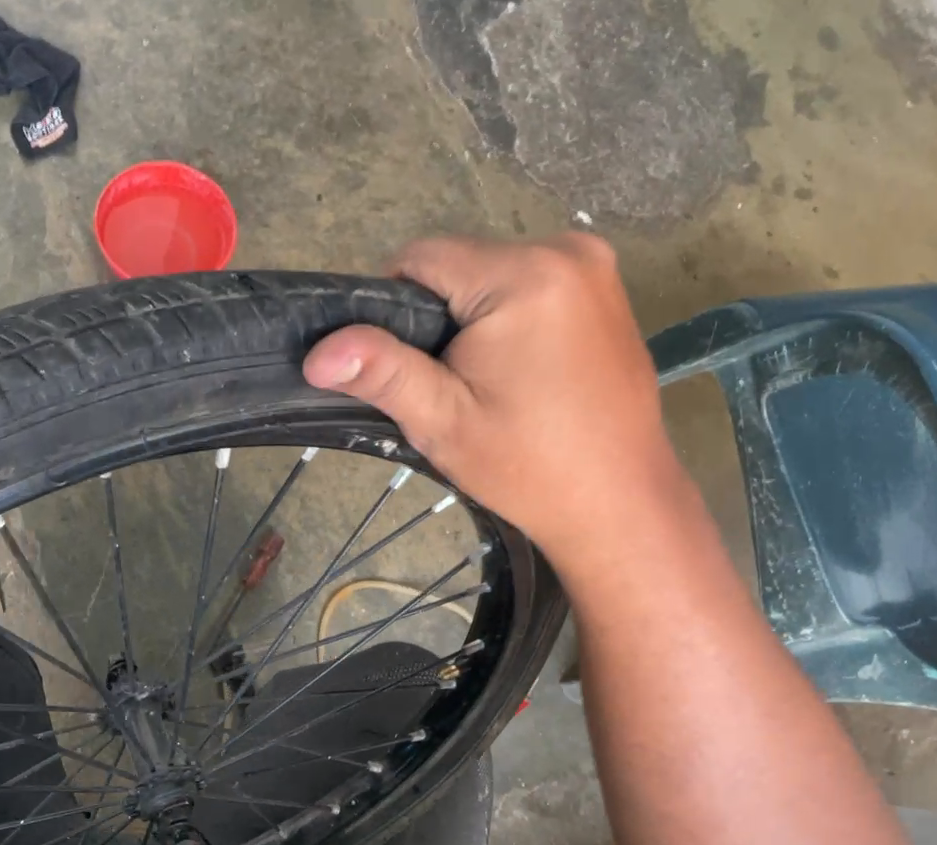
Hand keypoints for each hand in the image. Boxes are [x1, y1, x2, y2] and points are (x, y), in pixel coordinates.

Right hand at [303, 234, 688, 566]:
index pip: (420, 258)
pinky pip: (528, 286)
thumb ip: (382, 372)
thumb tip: (318, 354)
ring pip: (490, 276)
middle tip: (449, 387)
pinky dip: (507, 320)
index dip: (393, 310)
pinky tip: (519, 374)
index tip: (408, 368)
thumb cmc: (527, 465)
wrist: (619, 502)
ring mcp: (595, 266)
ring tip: (484, 385)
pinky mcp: (607, 289)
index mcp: (525, 274)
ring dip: (471, 320)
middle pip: (458, 266)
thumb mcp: (442, 420)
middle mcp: (567, 250)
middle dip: (437, 318)